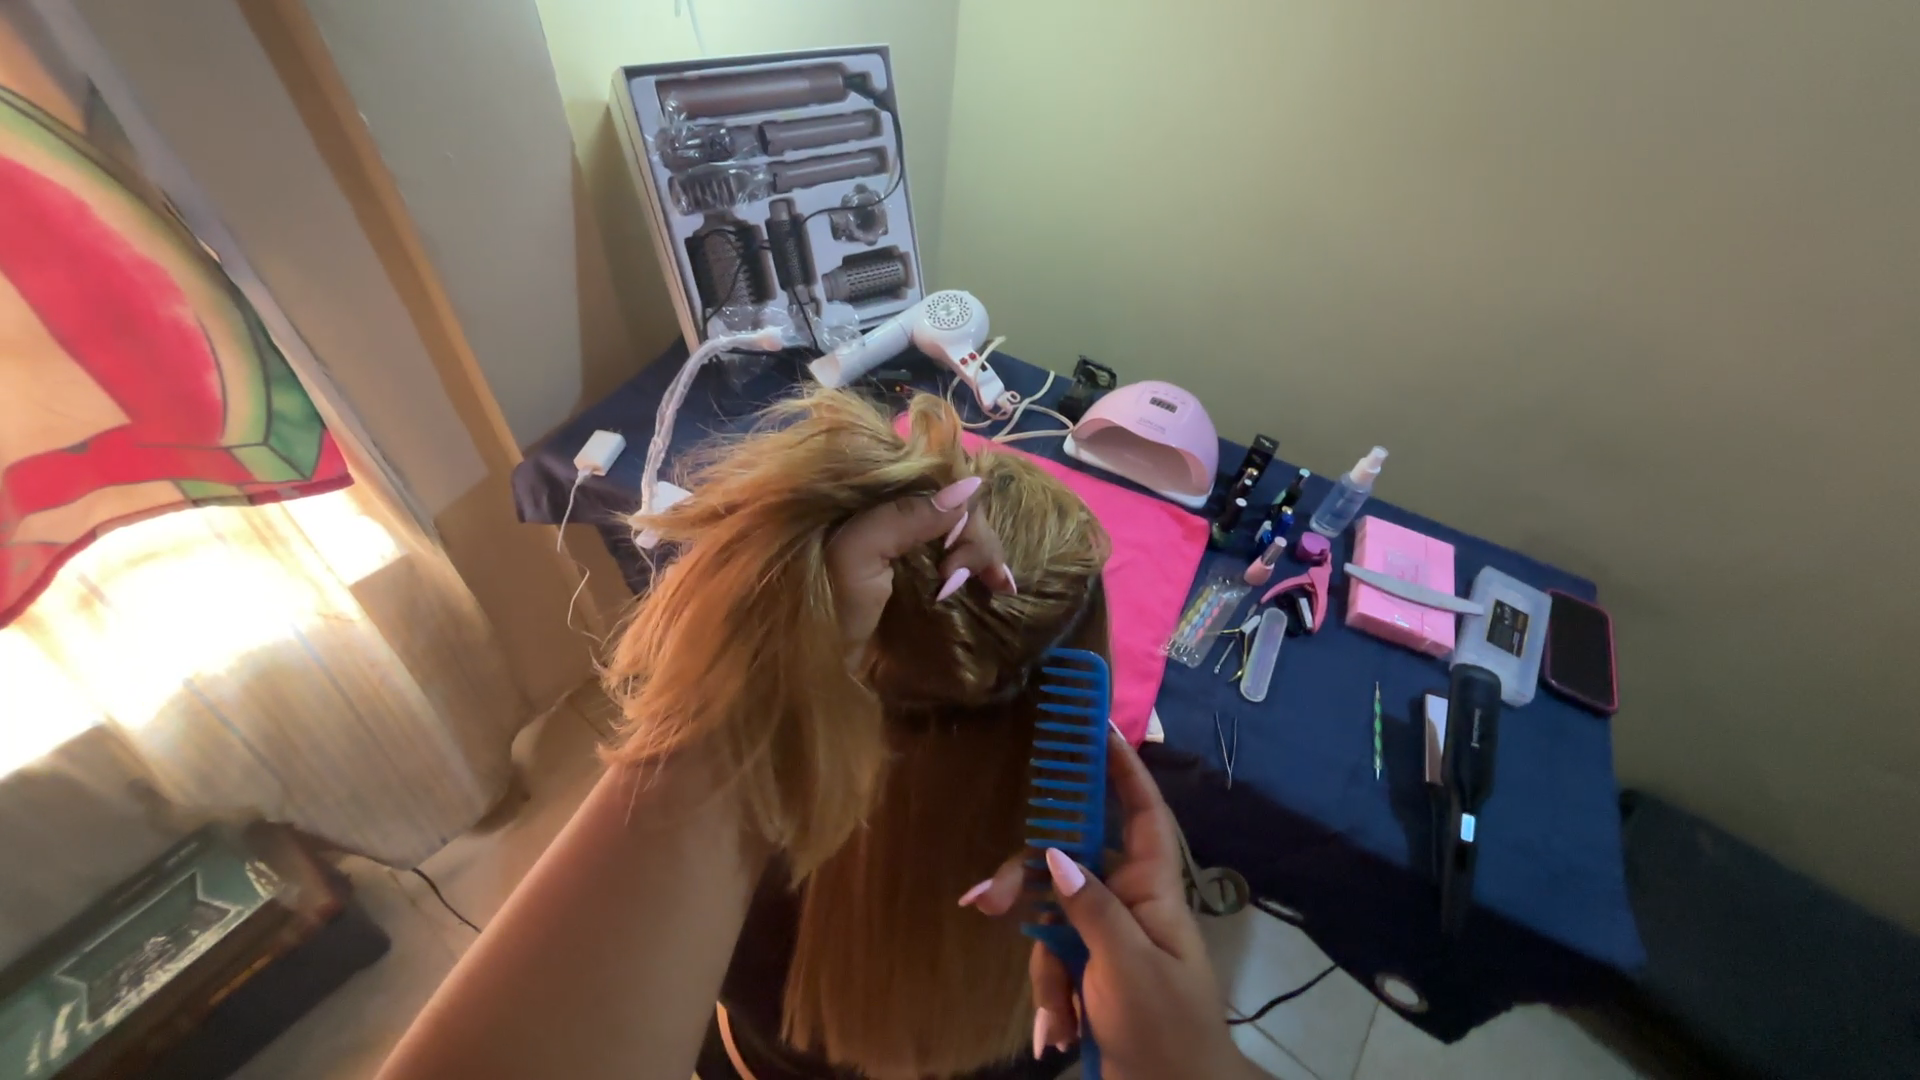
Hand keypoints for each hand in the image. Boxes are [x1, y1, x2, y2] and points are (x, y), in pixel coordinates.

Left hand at [823, 476, 1016, 657]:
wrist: (809, 660)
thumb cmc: (828, 601)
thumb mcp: (858, 551)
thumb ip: (905, 516)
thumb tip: (970, 487)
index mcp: (873, 498)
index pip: (937, 486)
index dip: (965, 514)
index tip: (967, 556)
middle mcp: (891, 514)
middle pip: (954, 511)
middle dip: (977, 542)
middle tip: (989, 580)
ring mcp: (904, 546)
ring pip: (961, 535)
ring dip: (981, 557)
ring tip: (994, 587)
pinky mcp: (914, 576)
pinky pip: (956, 560)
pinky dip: (977, 569)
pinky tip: (997, 584)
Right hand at [1026, 731, 1259, 1078]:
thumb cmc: (1168, 1032)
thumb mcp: (1129, 969)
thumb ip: (1090, 907)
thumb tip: (1053, 853)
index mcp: (1152, 888)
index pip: (1142, 810)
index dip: (1124, 766)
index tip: (1097, 726)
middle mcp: (1125, 899)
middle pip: (1068, 860)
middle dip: (1030, 883)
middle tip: (987, 900)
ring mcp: (1103, 933)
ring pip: (1050, 914)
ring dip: (1045, 966)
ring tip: (1056, 1020)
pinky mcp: (1085, 964)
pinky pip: (1050, 955)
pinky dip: (1048, 993)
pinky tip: (1057, 1033)